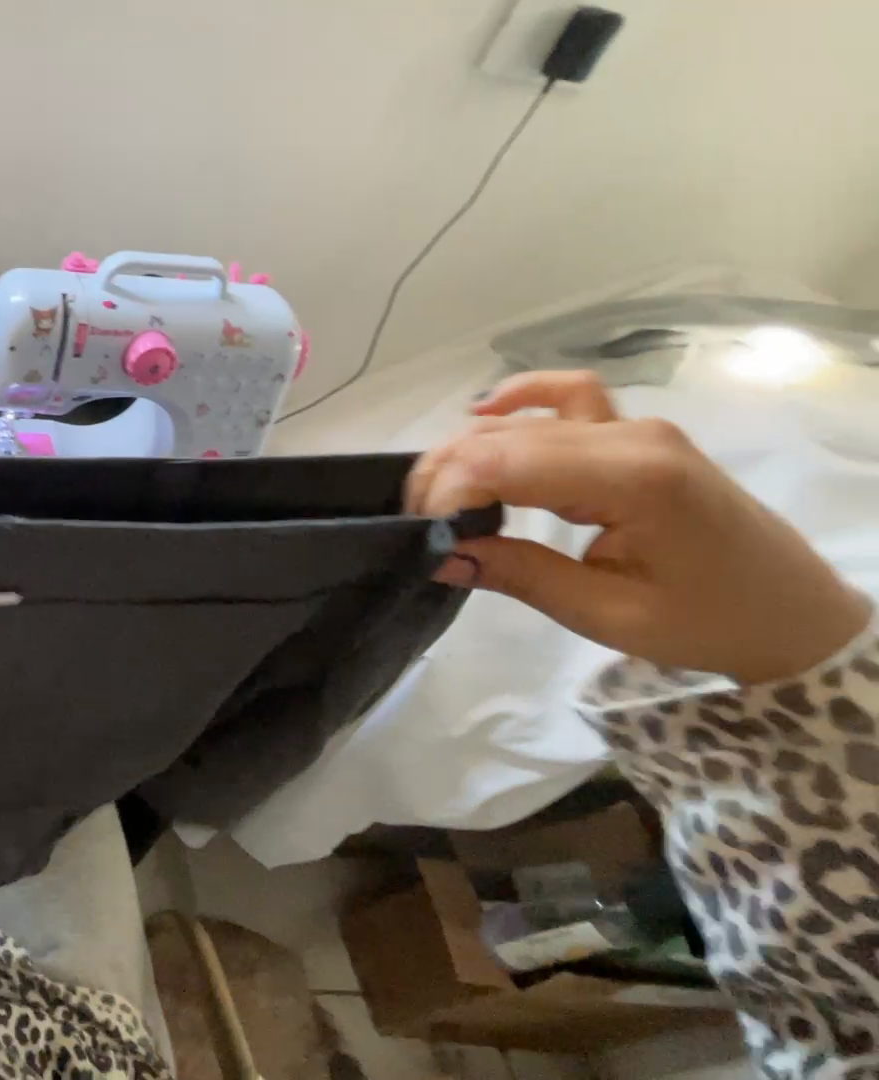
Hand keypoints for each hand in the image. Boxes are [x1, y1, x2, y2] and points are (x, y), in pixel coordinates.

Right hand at [407, 370, 870, 684]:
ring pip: (519, 422)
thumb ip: (517, 574)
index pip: (502, 463)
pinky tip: (480, 410)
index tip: (425, 539)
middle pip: (501, 439)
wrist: (791, 614)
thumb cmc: (706, 621)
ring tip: (436, 500)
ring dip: (464, 453)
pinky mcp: (632, 435)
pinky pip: (567, 395)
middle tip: (420, 529)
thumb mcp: (604, 613)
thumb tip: (437, 553)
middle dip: (443, 480)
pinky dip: (519, 397)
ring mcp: (635, 430)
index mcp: (633, 480)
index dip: (446, 495)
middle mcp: (632, 438)